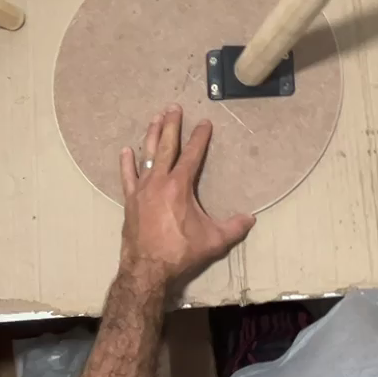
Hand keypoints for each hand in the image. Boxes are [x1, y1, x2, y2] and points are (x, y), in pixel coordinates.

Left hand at [118, 104, 254, 288]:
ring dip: (150, 136)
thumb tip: (251, 219)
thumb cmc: (181, 252)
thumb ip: (234, 227)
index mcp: (180, 185)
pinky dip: (126, 163)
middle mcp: (159, 181)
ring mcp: (142, 190)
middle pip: (166, 146)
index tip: (204, 123)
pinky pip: (127, 177)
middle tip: (173, 107)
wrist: (147, 269)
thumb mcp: (214, 241)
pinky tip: (126, 150)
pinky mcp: (130, 201)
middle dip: (171, 125)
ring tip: (154, 119)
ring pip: (146, 155)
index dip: (200, 137)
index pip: (193, 154)